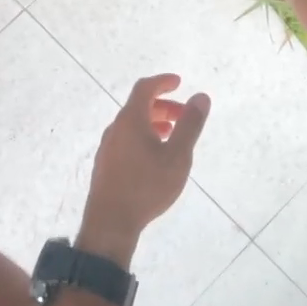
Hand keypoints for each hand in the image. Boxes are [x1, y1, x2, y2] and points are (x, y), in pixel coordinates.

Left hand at [78, 74, 210, 266]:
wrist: (110, 223)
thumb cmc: (146, 186)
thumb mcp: (177, 156)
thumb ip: (190, 125)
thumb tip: (200, 97)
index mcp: (131, 120)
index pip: (145, 88)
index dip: (162, 82)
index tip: (178, 82)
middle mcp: (116, 128)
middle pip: (139, 106)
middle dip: (163, 106)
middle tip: (184, 116)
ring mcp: (108, 147)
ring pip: (133, 125)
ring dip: (154, 123)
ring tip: (172, 136)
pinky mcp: (106, 165)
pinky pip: (127, 140)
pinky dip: (144, 137)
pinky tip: (154, 158)